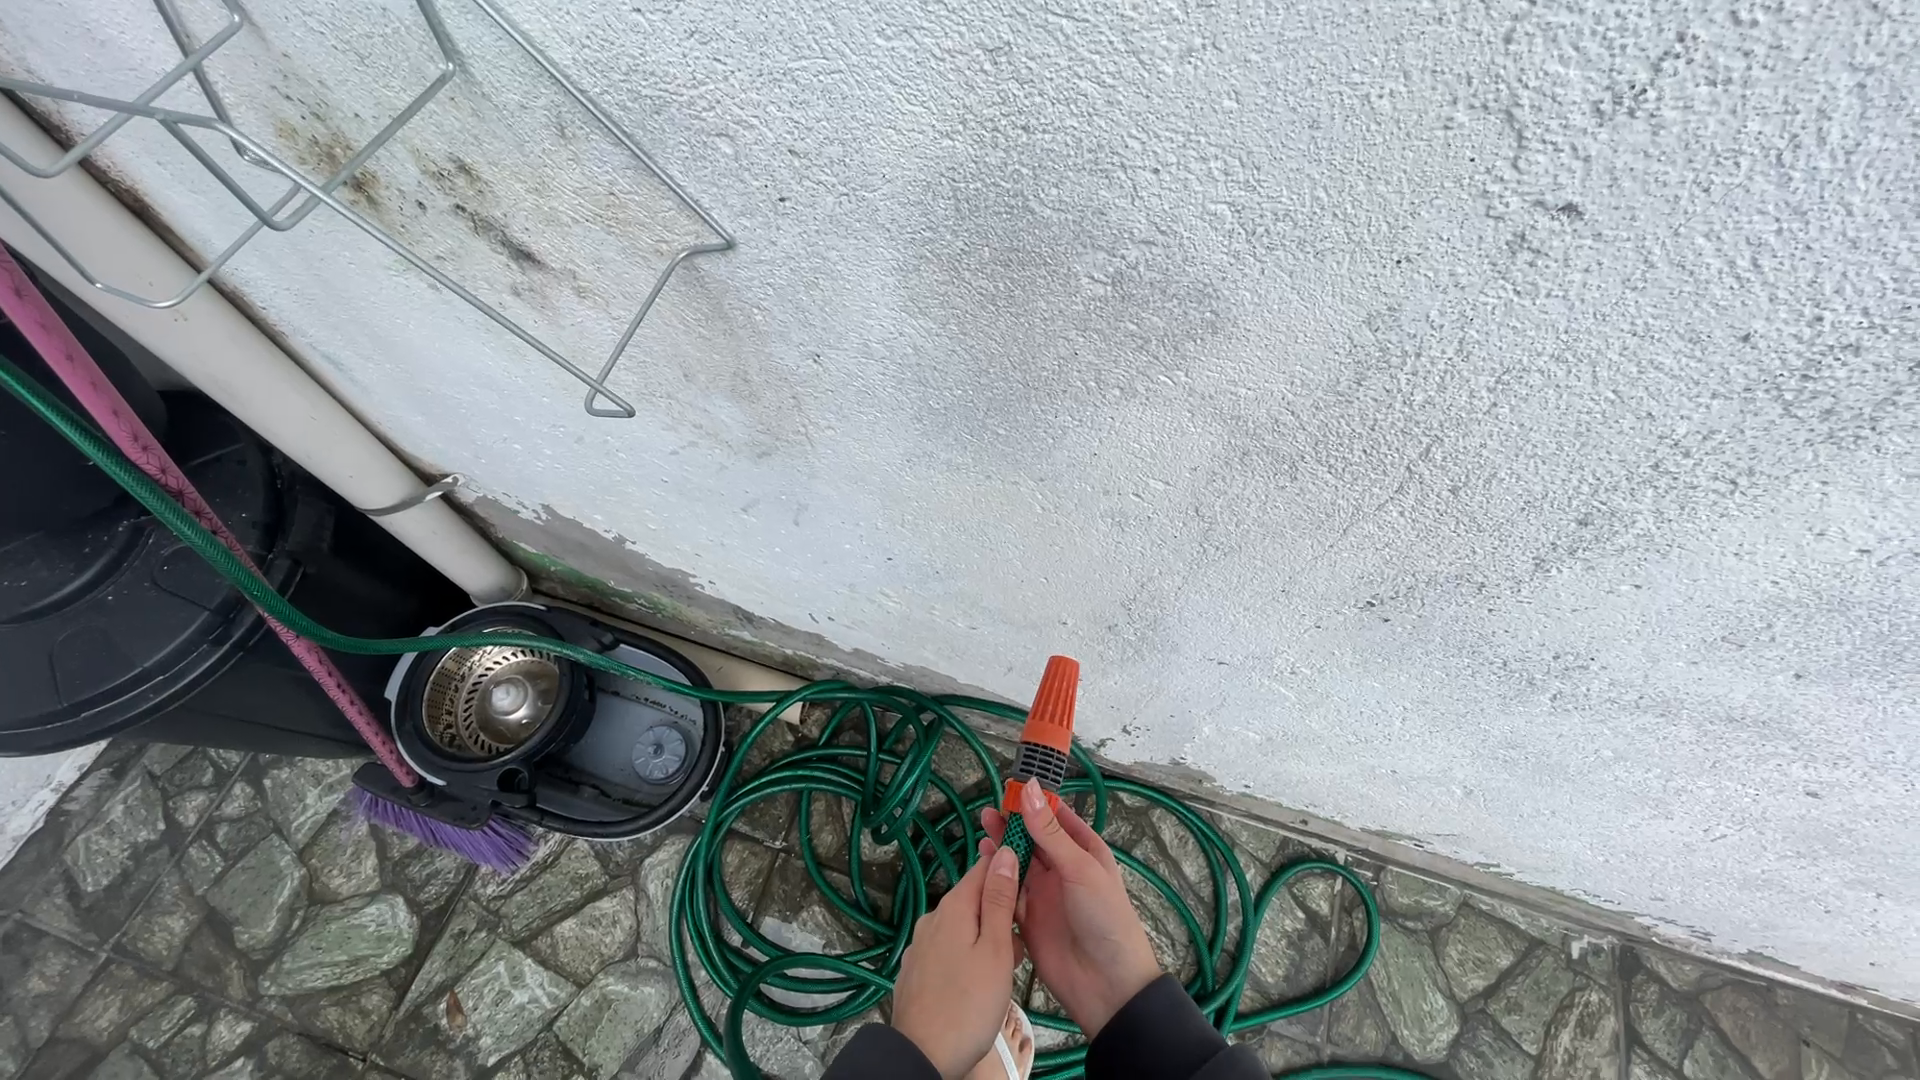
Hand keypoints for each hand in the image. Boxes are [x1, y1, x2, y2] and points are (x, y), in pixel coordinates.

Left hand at [892, 842, 1022, 1078]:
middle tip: (1017, 951)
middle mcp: (933, 918)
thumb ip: (999, 900)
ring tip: (1001, 975)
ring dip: (985, 940)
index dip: (1009, 871)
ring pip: (963, 928)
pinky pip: (949, 950)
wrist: (921, 1057)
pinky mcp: (916, 970)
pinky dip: (967, 958)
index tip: (1029, 890)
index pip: (984, 868)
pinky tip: (976, 987)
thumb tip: (1004, 851)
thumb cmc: (968, 1004)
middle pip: (974, 899)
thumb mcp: (995, 950)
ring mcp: (921, 945)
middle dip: (999, 915)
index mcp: (953, 906)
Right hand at [983, 779, 1160, 1038]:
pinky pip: (1008, 892)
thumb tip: (1028, 787)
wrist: (1107, 987)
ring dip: (1002, 848)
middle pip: (1033, 838)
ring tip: (982, 831)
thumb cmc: (1104, 918)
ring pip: (1018, 863)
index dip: (1035, 801)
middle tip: (988, 812)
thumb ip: (1049, 831)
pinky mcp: (1028, 918)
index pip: (1056, 817)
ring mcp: (1045, 894)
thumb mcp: (1079, 868)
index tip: (1010, 786)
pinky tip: (982, 864)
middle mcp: (1063, 868)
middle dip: (1012, 823)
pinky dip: (996, 878)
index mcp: (1084, 851)